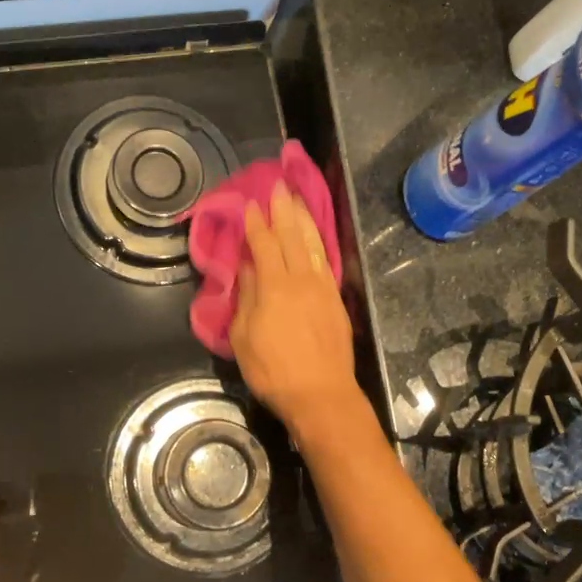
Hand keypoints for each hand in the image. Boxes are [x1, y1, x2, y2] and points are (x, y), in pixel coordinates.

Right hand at [230, 184, 362, 431]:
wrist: (320, 394)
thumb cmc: (273, 371)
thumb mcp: (244, 338)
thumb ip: (247, 298)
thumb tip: (248, 268)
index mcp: (274, 287)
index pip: (263, 245)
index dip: (255, 224)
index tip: (250, 204)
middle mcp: (301, 279)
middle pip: (291, 237)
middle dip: (283, 211)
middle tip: (279, 187)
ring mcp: (323, 289)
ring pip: (313, 245)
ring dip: (304, 221)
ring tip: (298, 201)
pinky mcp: (336, 301)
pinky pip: (326, 262)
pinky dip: (319, 244)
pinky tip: (315, 238)